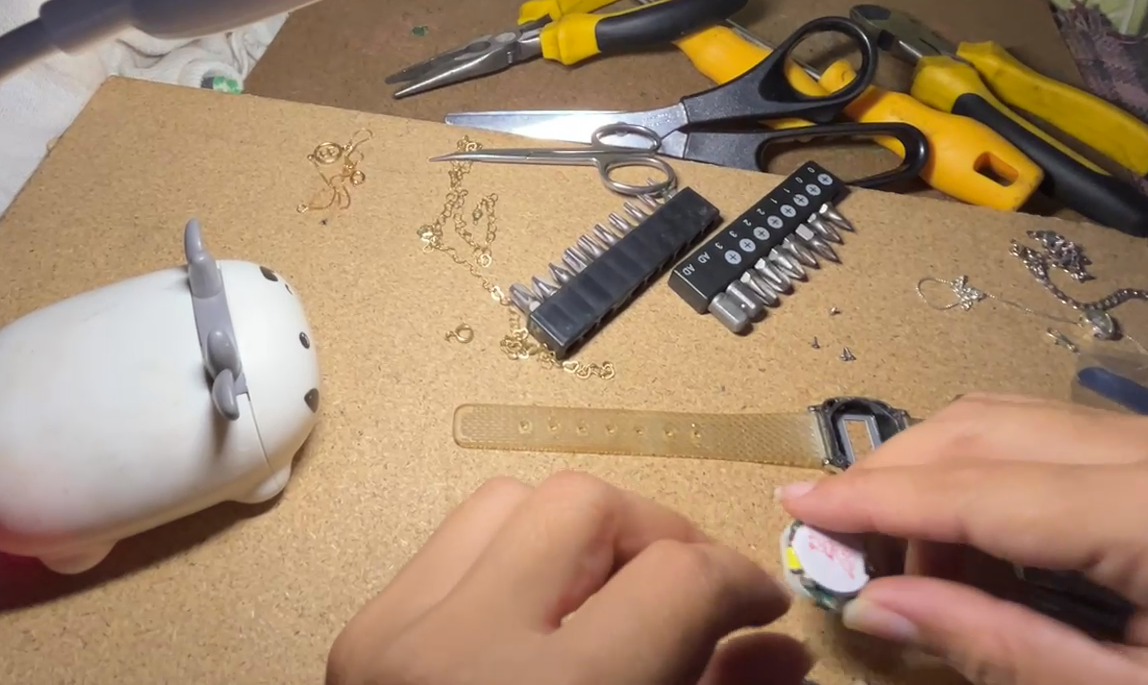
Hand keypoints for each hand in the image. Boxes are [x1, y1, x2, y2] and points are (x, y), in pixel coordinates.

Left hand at [328, 471, 805, 684]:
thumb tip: (783, 649)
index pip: (670, 581)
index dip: (737, 580)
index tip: (761, 602)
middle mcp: (459, 647)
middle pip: (582, 503)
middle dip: (654, 532)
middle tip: (688, 585)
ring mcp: (396, 628)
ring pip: (510, 499)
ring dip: (576, 529)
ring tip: (612, 588)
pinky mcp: (365, 625)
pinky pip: (456, 534)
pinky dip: (512, 545)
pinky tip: (538, 602)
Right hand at [779, 394, 1147, 684]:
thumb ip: (999, 648)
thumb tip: (872, 605)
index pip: (979, 491)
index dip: (872, 500)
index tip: (793, 507)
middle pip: (980, 432)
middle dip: (893, 479)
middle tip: (837, 537)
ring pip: (1003, 419)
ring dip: (935, 473)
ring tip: (906, 549)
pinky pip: (1048, 434)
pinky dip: (987, 473)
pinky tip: (976, 532)